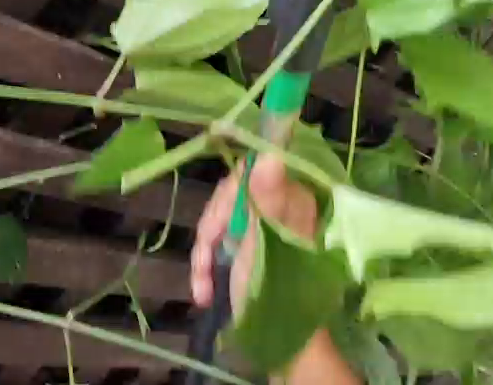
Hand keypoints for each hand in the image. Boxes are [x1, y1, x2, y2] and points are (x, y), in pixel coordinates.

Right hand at [190, 158, 359, 384]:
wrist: (278, 340)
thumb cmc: (276, 288)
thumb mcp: (267, 241)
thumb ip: (267, 197)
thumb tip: (270, 153)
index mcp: (289, 195)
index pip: (249, 170)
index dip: (227, 195)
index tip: (215, 225)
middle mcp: (277, 202)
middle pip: (229, 196)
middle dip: (212, 229)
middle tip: (206, 259)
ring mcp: (262, 224)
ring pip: (220, 219)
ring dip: (206, 253)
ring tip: (204, 285)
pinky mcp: (248, 245)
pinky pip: (219, 240)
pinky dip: (208, 264)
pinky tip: (204, 289)